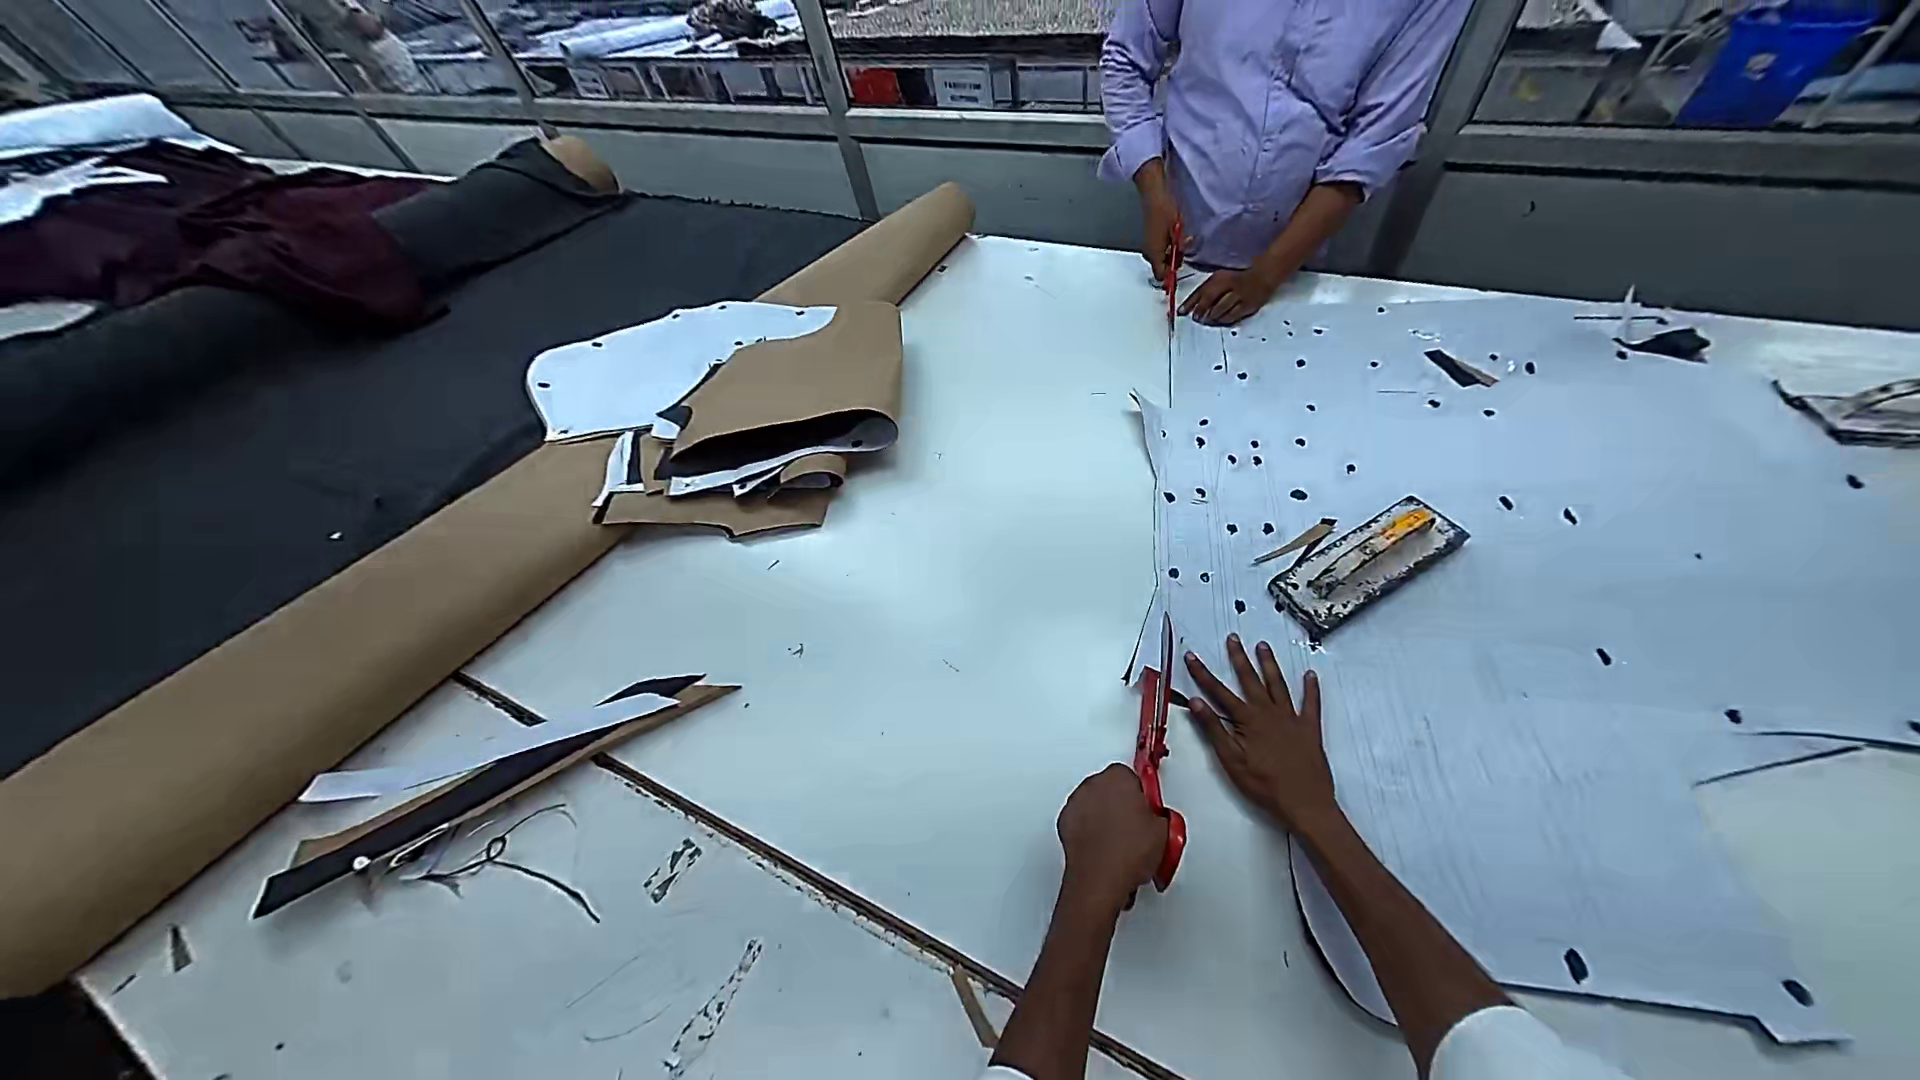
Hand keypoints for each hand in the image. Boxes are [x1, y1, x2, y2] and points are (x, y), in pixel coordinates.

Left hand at [1056, 764, 1166, 905]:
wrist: (1100, 877)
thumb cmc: (1127, 853)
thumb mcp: (1163, 832)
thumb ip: (1159, 814)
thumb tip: (1158, 819)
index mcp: (1118, 778)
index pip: (1130, 774)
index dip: (1140, 793)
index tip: (1147, 807)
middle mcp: (1093, 784)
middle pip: (1110, 787)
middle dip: (1121, 803)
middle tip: (1136, 827)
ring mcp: (1076, 801)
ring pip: (1094, 802)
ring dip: (1104, 815)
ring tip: (1120, 843)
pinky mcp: (1064, 820)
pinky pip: (1081, 819)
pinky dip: (1089, 829)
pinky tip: (1103, 848)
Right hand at [1132, 158, 1188, 284]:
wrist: (1154, 193)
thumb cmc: (1165, 209)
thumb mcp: (1178, 230)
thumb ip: (1180, 248)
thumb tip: (1183, 256)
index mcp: (1154, 252)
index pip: (1161, 275)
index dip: (1171, 278)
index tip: (1179, 277)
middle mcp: (1149, 252)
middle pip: (1161, 267)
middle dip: (1173, 263)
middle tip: (1184, 251)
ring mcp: (1148, 244)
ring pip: (1161, 258)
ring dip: (1171, 254)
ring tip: (1180, 240)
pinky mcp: (1150, 237)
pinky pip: (1160, 249)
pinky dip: (1168, 247)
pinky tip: (1174, 236)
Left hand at [1179, 265, 1284, 325]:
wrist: (1263, 275)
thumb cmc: (1237, 278)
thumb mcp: (1220, 278)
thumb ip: (1206, 290)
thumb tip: (1189, 307)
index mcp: (1221, 277)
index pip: (1202, 290)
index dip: (1189, 302)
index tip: (1180, 312)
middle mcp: (1230, 285)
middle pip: (1210, 300)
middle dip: (1200, 311)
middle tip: (1196, 317)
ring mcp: (1240, 296)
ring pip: (1220, 310)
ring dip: (1211, 317)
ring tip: (1208, 319)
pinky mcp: (1248, 306)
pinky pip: (1232, 316)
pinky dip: (1223, 320)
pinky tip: (1220, 320)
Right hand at [1184, 635, 1338, 833]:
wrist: (1306, 804)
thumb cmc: (1264, 785)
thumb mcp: (1231, 760)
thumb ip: (1214, 729)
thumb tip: (1196, 702)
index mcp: (1248, 720)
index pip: (1219, 692)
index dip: (1202, 674)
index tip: (1191, 656)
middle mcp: (1269, 713)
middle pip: (1250, 680)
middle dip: (1239, 658)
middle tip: (1233, 639)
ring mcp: (1291, 719)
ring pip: (1278, 685)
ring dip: (1269, 665)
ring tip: (1262, 646)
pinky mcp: (1309, 729)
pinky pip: (1311, 704)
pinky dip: (1311, 689)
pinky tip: (1310, 676)